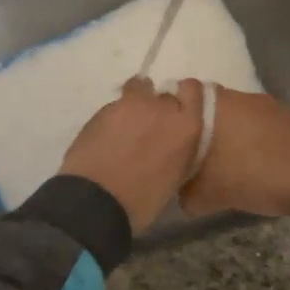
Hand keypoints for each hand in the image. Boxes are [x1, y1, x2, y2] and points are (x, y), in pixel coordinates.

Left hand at [58, 77, 204, 232]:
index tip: (178, 110)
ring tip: (126, 125)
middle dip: (158, 108)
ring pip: (137, 89)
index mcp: (186, 126)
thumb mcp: (174, 176)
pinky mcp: (103, 109)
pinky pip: (115, 105)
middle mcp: (161, 108)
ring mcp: (130, 105)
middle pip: (164, 96)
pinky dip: (114, 116)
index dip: (185, 97)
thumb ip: (178, 149)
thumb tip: (171, 142)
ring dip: (135, 103)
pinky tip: (106, 136)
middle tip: (149, 128)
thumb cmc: (142, 200)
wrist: (97, 201)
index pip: (192, 90)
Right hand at [181, 88, 289, 223]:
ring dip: (226, 134)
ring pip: (234, 115)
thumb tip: (181, 193)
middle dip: (199, 129)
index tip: (167, 139)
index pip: (179, 96)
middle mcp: (238, 95)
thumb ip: (185, 193)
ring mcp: (266, 104)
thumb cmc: (253, 177)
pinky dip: (250, 139)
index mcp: (213, 104)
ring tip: (224, 163)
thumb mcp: (208, 196)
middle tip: (193, 156)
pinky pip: (257, 124)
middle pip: (206, 106)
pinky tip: (253, 163)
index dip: (170, 117)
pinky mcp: (288, 116)